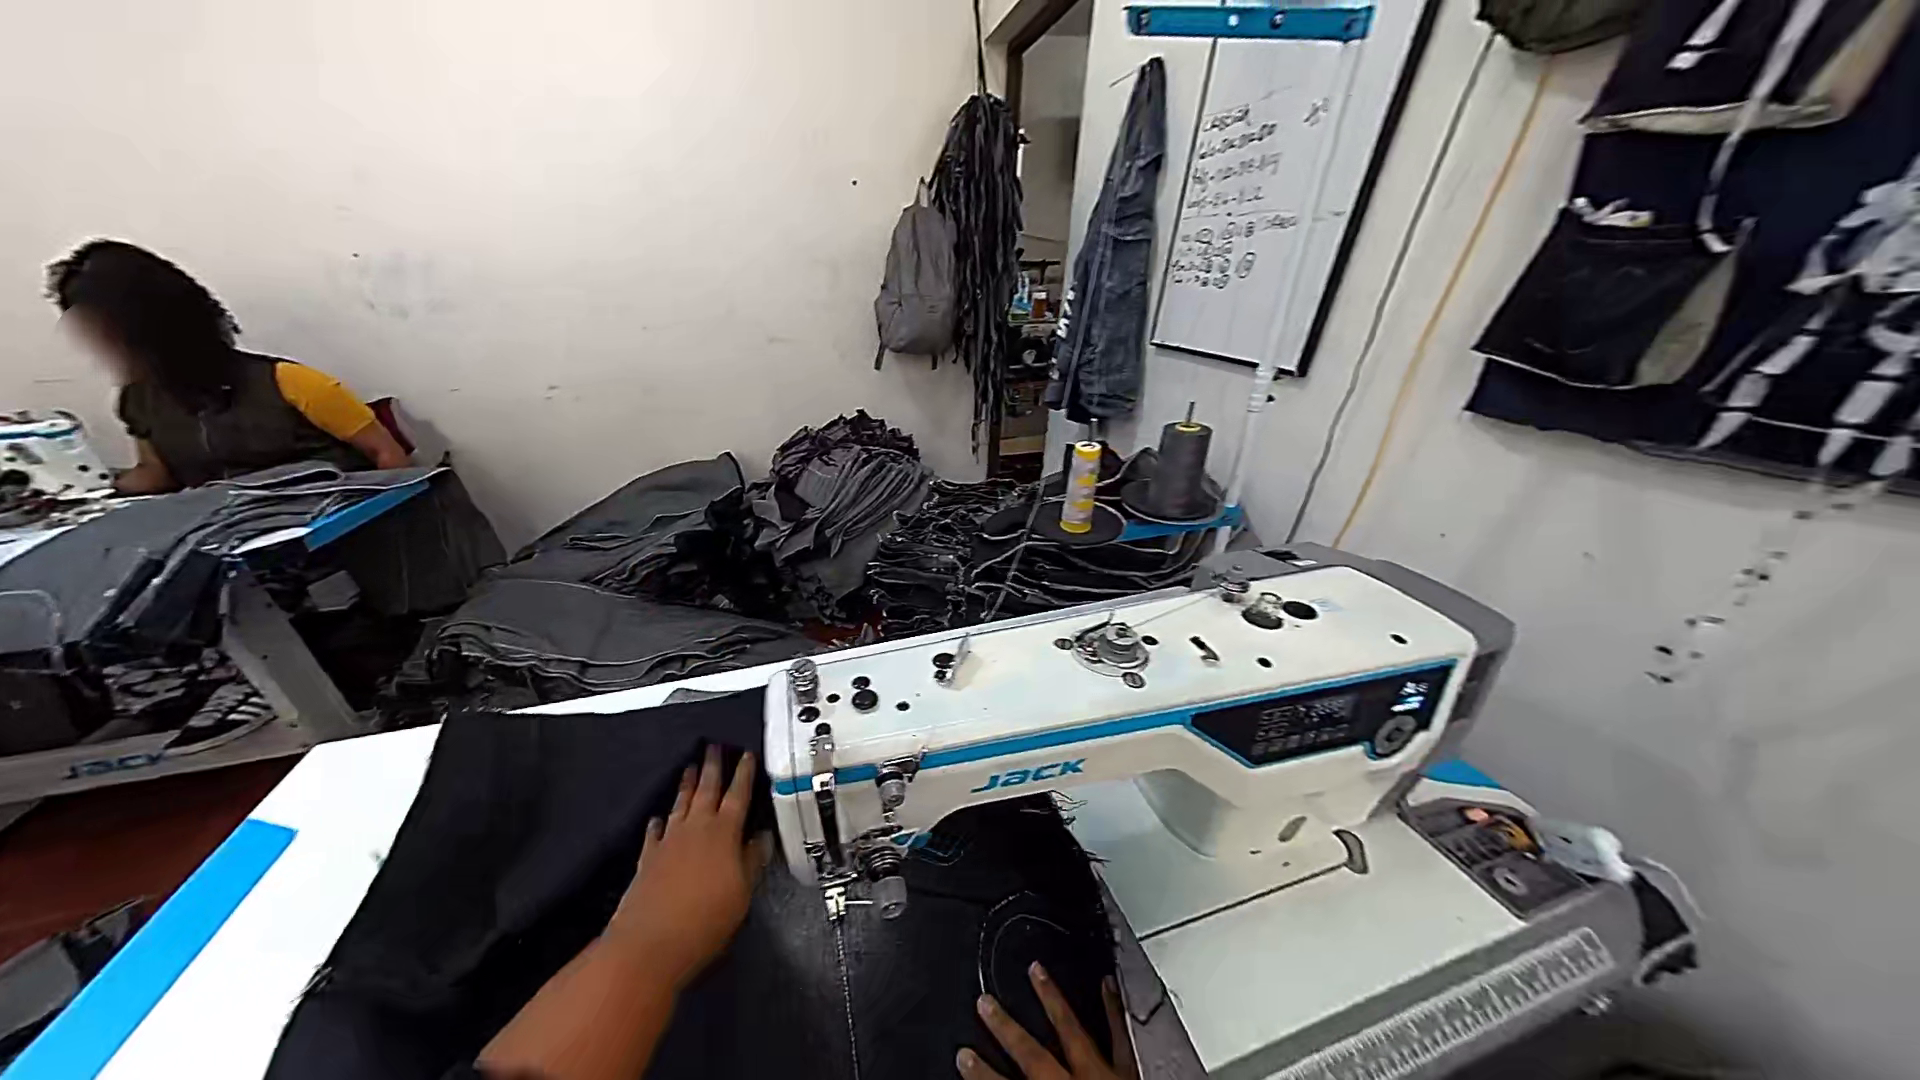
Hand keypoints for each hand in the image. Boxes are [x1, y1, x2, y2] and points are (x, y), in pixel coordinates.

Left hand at [603, 746, 771, 988]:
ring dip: (687, 785)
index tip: (746, 754)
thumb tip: (762, 837)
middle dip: (712, 767)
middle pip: (707, 790)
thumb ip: (753, 861)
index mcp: (724, 833)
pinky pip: (655, 832)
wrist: (648, 945)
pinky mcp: (647, 858)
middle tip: (713, 746)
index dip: (744, 774)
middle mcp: (696, 829)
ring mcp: (669, 842)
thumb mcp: (742, 892)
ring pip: (681, 804)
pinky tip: (658, 817)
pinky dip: (659, 821)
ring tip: (690, 768)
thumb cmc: (705, 919)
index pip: (738, 795)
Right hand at [958, 963, 1137, 1079]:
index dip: (983, 1074)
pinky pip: (1120, 1037)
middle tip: (986, 1003)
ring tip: (1037, 970)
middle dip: (1007, 1029)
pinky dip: (1112, 1008)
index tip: (964, 1054)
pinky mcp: (1130, 1075)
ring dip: (1052, 1001)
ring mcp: (1103, 1078)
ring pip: (1072, 1032)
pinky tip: (1106, 982)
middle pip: (1033, 1056)